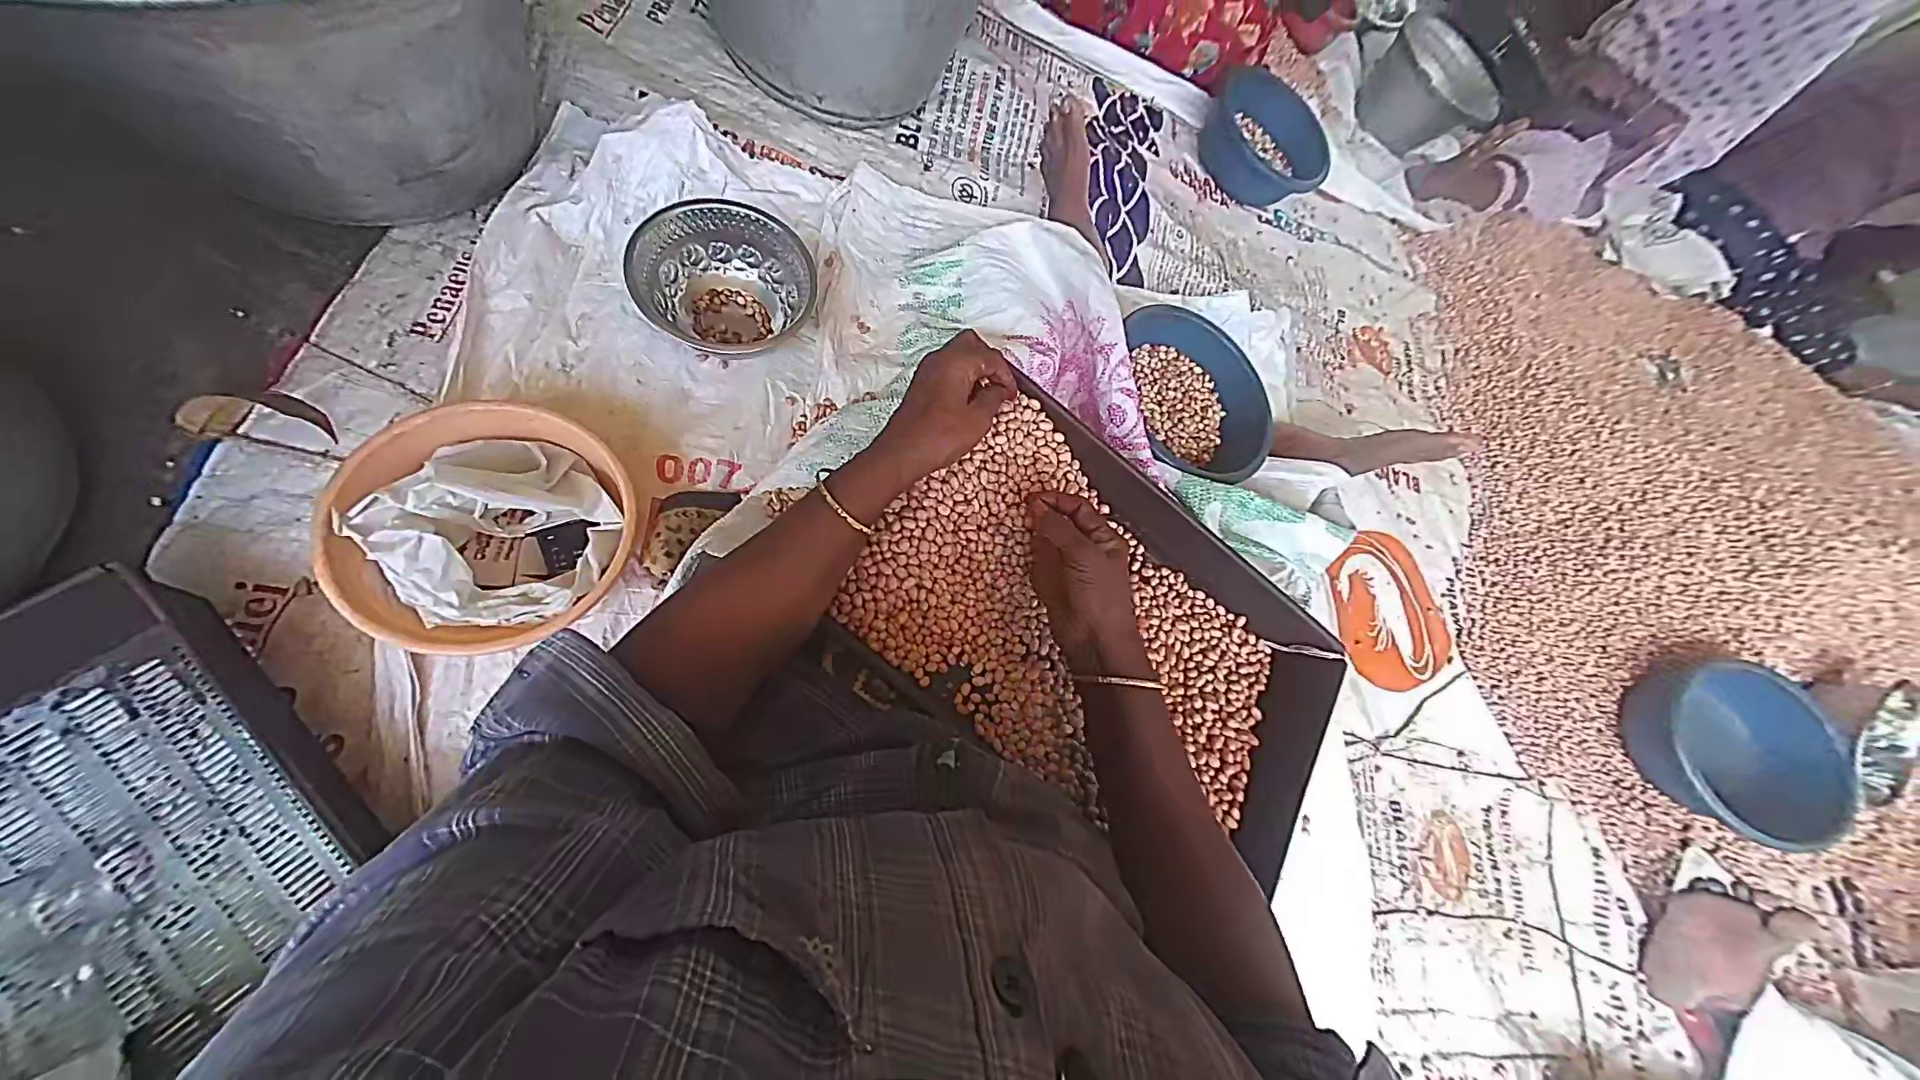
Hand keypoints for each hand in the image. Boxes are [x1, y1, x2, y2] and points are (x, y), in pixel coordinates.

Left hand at [869, 330, 1016, 483]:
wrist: (902, 452)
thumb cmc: (941, 437)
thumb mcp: (978, 420)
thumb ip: (993, 398)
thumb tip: (999, 390)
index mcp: (956, 361)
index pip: (991, 357)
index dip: (1007, 376)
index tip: (1012, 397)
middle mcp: (940, 358)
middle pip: (972, 344)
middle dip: (990, 362)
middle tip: (1000, 386)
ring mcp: (927, 369)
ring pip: (958, 355)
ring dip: (975, 369)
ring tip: (986, 395)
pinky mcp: (921, 383)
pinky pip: (947, 369)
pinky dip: (962, 377)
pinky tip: (968, 400)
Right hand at [1027, 492, 1148, 675]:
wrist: (1095, 640)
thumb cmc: (1099, 595)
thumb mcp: (1082, 553)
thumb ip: (1058, 528)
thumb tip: (1036, 506)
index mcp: (1103, 538)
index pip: (1078, 508)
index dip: (1056, 500)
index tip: (1032, 498)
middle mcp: (1086, 549)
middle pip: (1061, 523)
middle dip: (1043, 516)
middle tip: (1024, 512)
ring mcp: (1068, 566)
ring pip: (1048, 542)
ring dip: (1036, 535)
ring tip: (1025, 531)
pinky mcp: (1053, 583)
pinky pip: (1039, 563)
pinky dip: (1033, 557)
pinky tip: (1030, 557)